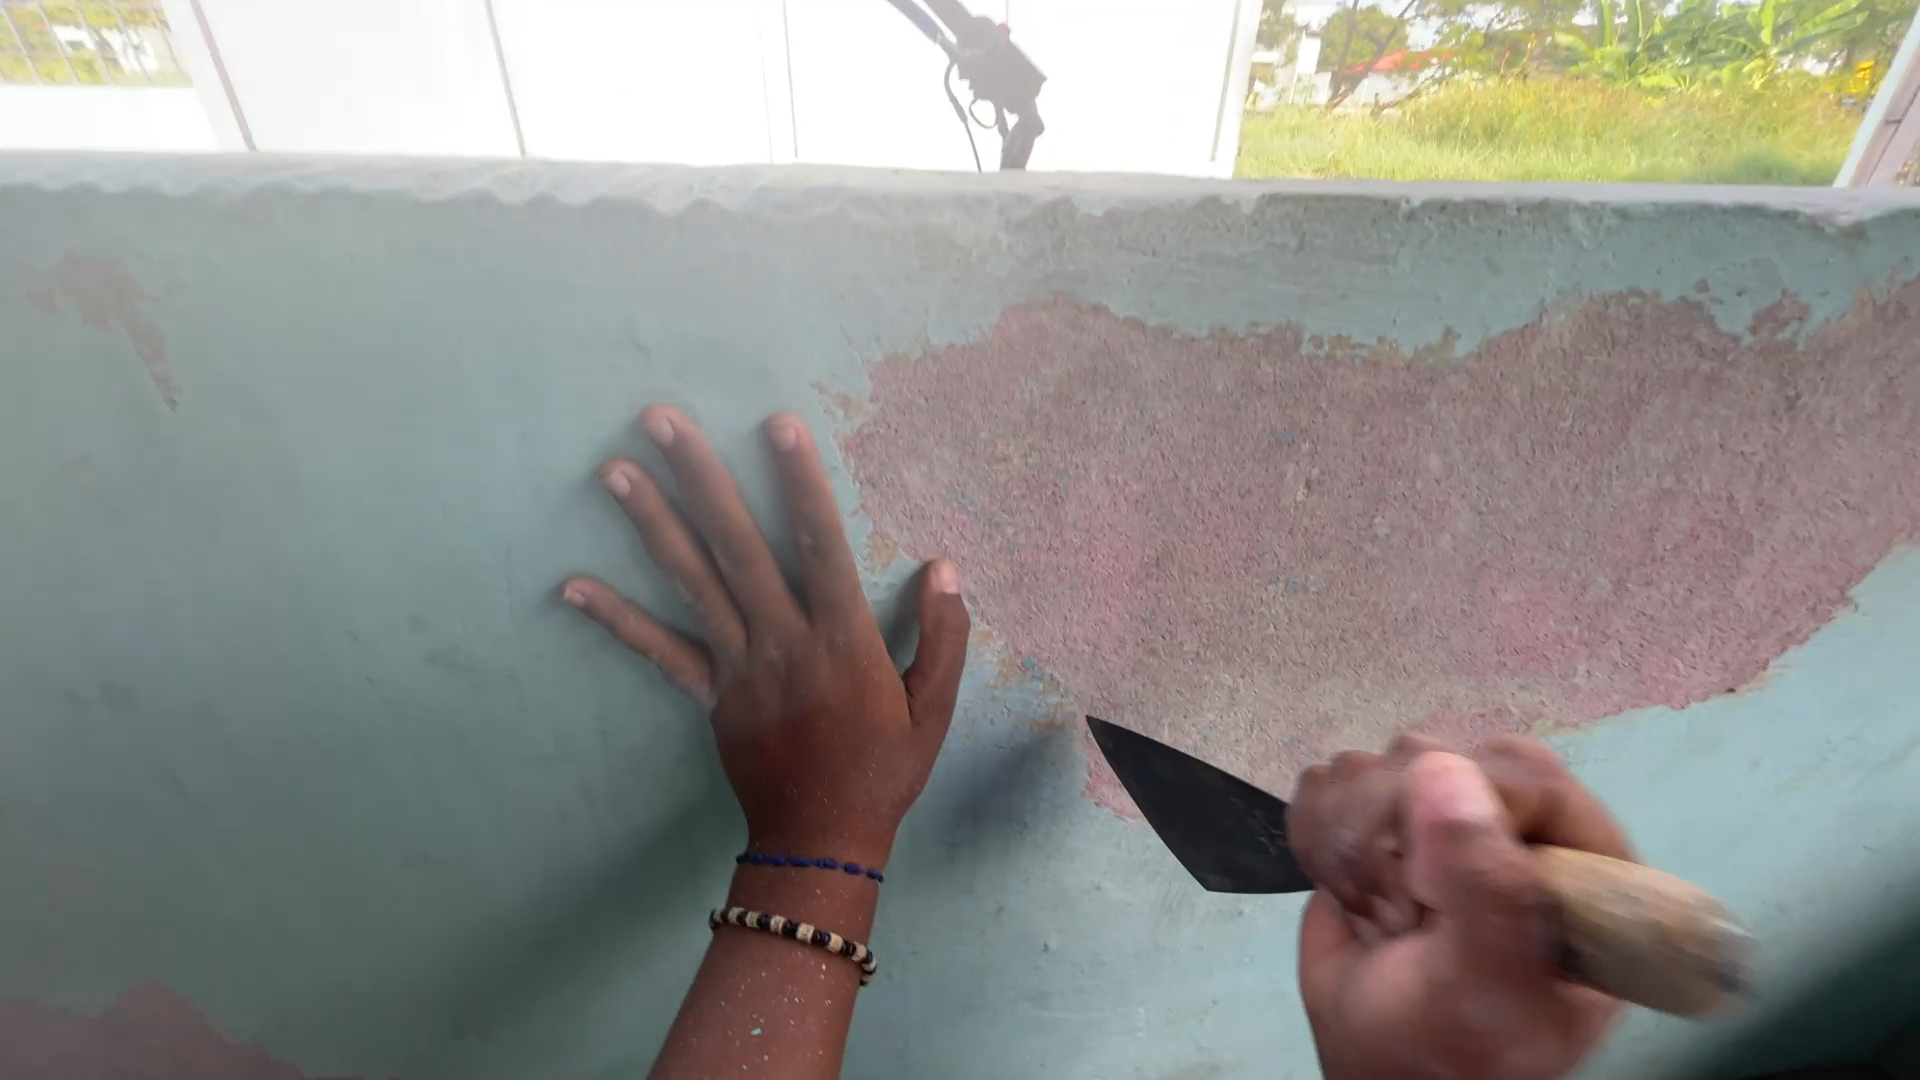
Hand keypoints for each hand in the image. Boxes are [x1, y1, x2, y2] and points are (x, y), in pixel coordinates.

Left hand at [561, 406, 969, 864]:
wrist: (822, 840)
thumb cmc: (886, 768)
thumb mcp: (934, 707)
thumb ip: (945, 635)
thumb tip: (945, 568)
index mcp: (842, 640)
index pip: (822, 546)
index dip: (803, 485)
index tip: (779, 426)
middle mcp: (782, 642)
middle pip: (737, 549)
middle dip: (700, 480)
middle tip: (662, 419)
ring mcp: (737, 668)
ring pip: (691, 586)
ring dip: (652, 525)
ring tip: (616, 470)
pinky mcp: (709, 696)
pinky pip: (658, 654)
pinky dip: (616, 620)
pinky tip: (572, 587)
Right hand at [1288, 736, 1630, 1079]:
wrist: (1371, 1061)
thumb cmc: (1449, 1047)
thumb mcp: (1487, 989)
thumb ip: (1486, 890)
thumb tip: (1443, 768)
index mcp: (1575, 857)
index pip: (1518, 770)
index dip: (1462, 813)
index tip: (1433, 887)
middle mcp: (1504, 820)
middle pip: (1425, 757)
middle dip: (1389, 841)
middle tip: (1408, 919)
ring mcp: (1426, 812)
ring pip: (1358, 768)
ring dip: (1347, 852)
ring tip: (1382, 918)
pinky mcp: (1361, 813)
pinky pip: (1317, 783)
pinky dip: (1315, 843)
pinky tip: (1347, 893)